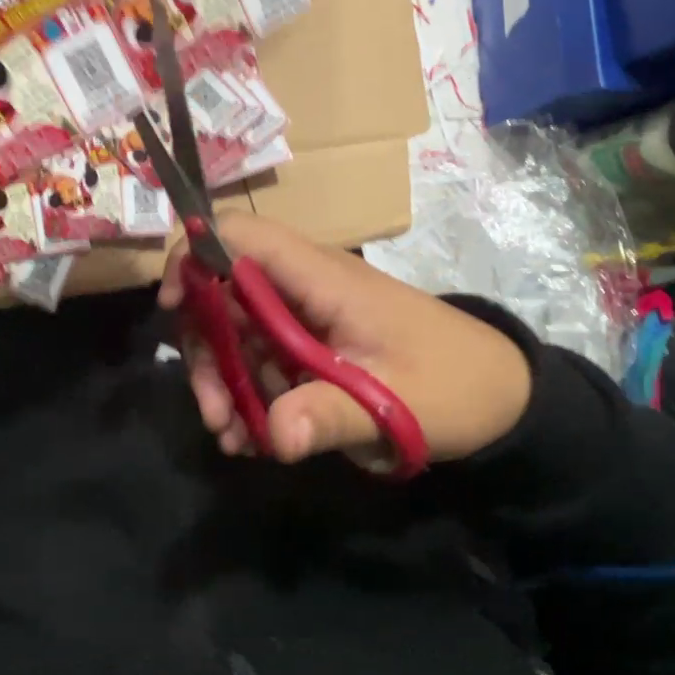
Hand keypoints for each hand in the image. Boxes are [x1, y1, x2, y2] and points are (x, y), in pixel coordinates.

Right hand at [159, 213, 531, 466]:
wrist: (501, 395)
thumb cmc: (454, 384)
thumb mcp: (396, 406)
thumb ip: (332, 416)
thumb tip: (275, 437)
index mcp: (322, 279)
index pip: (242, 234)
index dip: (195, 256)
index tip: (173, 308)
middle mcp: (302, 288)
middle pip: (221, 292)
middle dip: (204, 349)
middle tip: (214, 414)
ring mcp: (303, 318)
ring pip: (232, 331)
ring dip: (221, 381)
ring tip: (233, 440)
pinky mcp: (307, 346)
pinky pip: (257, 359)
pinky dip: (246, 394)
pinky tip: (256, 440)